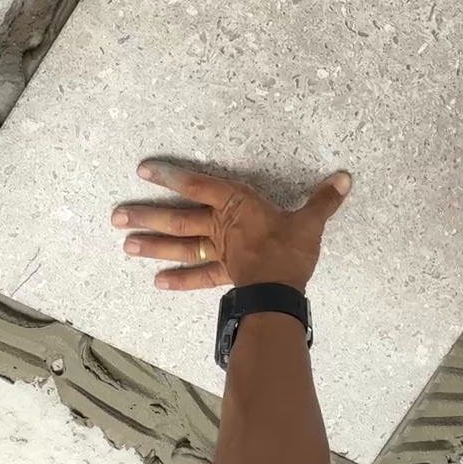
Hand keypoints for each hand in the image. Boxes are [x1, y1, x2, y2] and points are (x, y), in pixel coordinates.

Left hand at [113, 161, 351, 290]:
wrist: (281, 292)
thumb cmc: (290, 251)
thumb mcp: (309, 221)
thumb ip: (324, 199)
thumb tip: (345, 177)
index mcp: (238, 205)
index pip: (199, 185)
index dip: (172, 176)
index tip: (143, 171)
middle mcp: (221, 226)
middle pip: (179, 218)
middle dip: (147, 215)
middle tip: (116, 215)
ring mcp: (218, 252)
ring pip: (180, 245)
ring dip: (152, 245)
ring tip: (125, 244)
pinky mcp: (223, 275)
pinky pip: (197, 277)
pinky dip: (178, 279)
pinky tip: (157, 281)